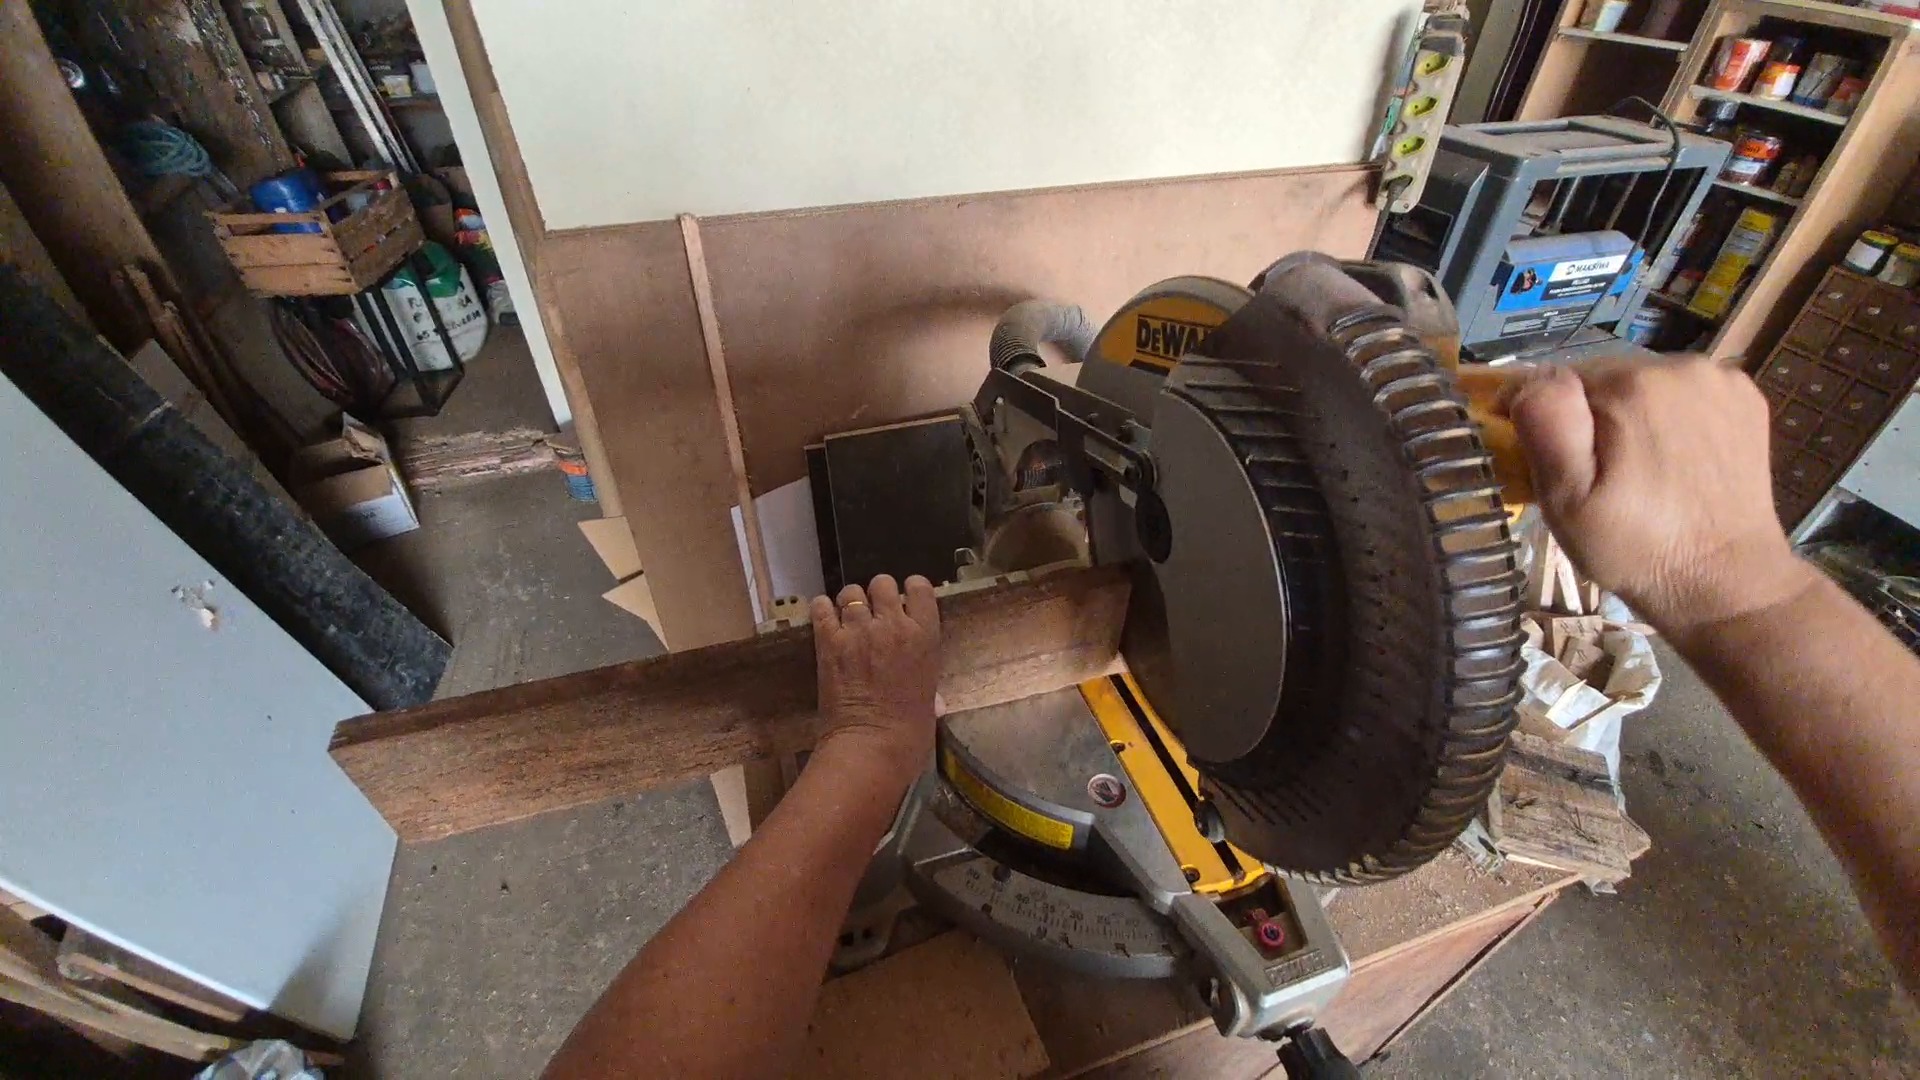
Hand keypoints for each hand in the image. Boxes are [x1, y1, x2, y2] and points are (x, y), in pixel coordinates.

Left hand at [810, 574, 941, 783]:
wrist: (872, 747)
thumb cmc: (911, 731)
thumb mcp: (930, 700)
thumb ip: (930, 687)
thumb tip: (937, 702)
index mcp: (924, 634)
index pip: (920, 587)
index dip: (911, 590)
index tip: (905, 602)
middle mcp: (892, 624)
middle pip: (883, 583)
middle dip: (878, 594)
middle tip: (874, 612)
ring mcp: (858, 631)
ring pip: (851, 592)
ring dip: (850, 603)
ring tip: (847, 618)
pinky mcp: (829, 642)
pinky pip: (822, 608)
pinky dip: (823, 610)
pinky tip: (826, 620)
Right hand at [1504, 358, 1814, 639]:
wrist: (1721, 579)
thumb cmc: (1630, 543)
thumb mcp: (1565, 493)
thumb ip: (1546, 423)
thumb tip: (1531, 381)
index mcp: (1632, 385)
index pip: (1551, 378)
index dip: (1535, 417)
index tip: (1538, 460)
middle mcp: (1682, 367)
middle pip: (1595, 378)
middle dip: (1578, 416)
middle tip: (1581, 472)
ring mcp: (1721, 381)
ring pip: (1632, 383)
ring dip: (1616, 416)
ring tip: (1621, 466)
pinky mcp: (1742, 400)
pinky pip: (1672, 393)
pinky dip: (1655, 417)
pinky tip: (1659, 457)